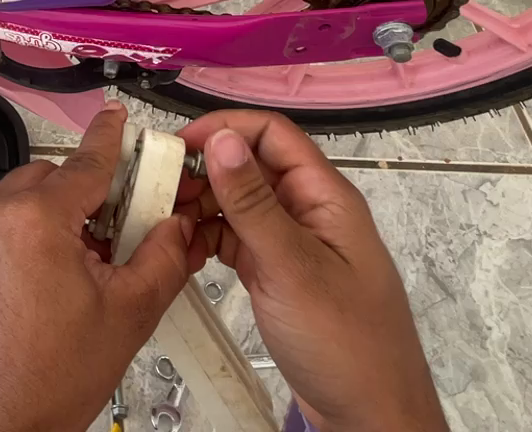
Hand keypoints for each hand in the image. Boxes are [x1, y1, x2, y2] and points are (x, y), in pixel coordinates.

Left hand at [0, 101, 195, 431]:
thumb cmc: (46, 378)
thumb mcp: (127, 315)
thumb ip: (163, 257)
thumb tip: (179, 225)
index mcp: (36, 218)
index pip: (86, 162)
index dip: (110, 138)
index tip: (117, 116)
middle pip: (59, 177)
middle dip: (93, 196)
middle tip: (125, 228)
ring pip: (32, 193)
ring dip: (64, 212)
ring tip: (91, 262)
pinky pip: (9, 214)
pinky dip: (37, 227)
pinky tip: (60, 269)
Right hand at [177, 111, 446, 431]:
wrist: (371, 422)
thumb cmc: (345, 344)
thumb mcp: (292, 267)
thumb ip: (252, 202)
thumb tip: (219, 138)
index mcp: (322, 195)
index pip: (270, 133)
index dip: (223, 128)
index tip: (178, 145)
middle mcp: (304, 208)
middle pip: (247, 164)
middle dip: (202, 168)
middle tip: (160, 188)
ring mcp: (288, 239)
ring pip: (235, 199)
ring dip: (199, 204)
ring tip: (165, 221)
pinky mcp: (272, 267)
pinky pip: (231, 235)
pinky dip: (205, 237)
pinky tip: (182, 249)